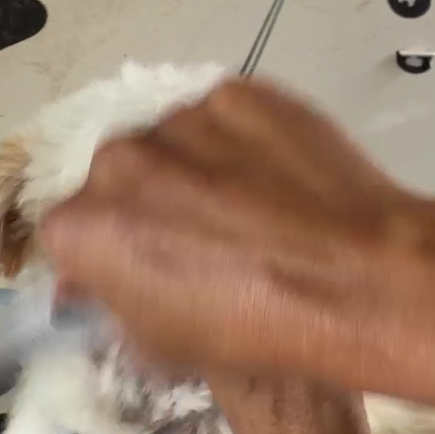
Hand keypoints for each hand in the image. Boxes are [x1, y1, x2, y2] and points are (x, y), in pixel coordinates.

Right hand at [40, 76, 426, 383]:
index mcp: (83, 225)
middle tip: (208, 226)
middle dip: (155, 198)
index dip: (115, 249)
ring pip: (178, 137)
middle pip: (124, 173)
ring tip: (255, 196)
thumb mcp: (162, 341)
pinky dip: (245, 136)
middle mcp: (121, 158)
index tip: (151, 260)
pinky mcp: (244, 92)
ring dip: (199, 161)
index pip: (77, 230)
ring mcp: (187, 116)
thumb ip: (115, 297)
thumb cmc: (259, 324)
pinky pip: (228, 114)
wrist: (357, 271)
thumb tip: (105, 276)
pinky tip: (281, 169)